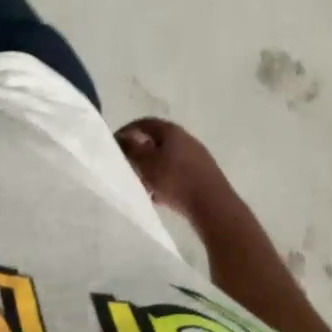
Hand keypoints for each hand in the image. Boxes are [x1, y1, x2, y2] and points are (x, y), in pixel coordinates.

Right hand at [115, 118, 232, 221]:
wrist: (215, 208)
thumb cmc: (176, 180)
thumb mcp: (145, 163)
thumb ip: (130, 149)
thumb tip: (122, 138)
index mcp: (171, 130)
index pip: (144, 123)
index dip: (128, 131)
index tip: (116, 144)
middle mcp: (187, 139)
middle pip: (157, 141)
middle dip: (141, 153)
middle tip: (130, 165)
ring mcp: (199, 158)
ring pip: (169, 159)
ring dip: (154, 169)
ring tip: (144, 184)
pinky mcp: (206, 176)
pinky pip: (180, 173)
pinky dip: (168, 180)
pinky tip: (161, 196)